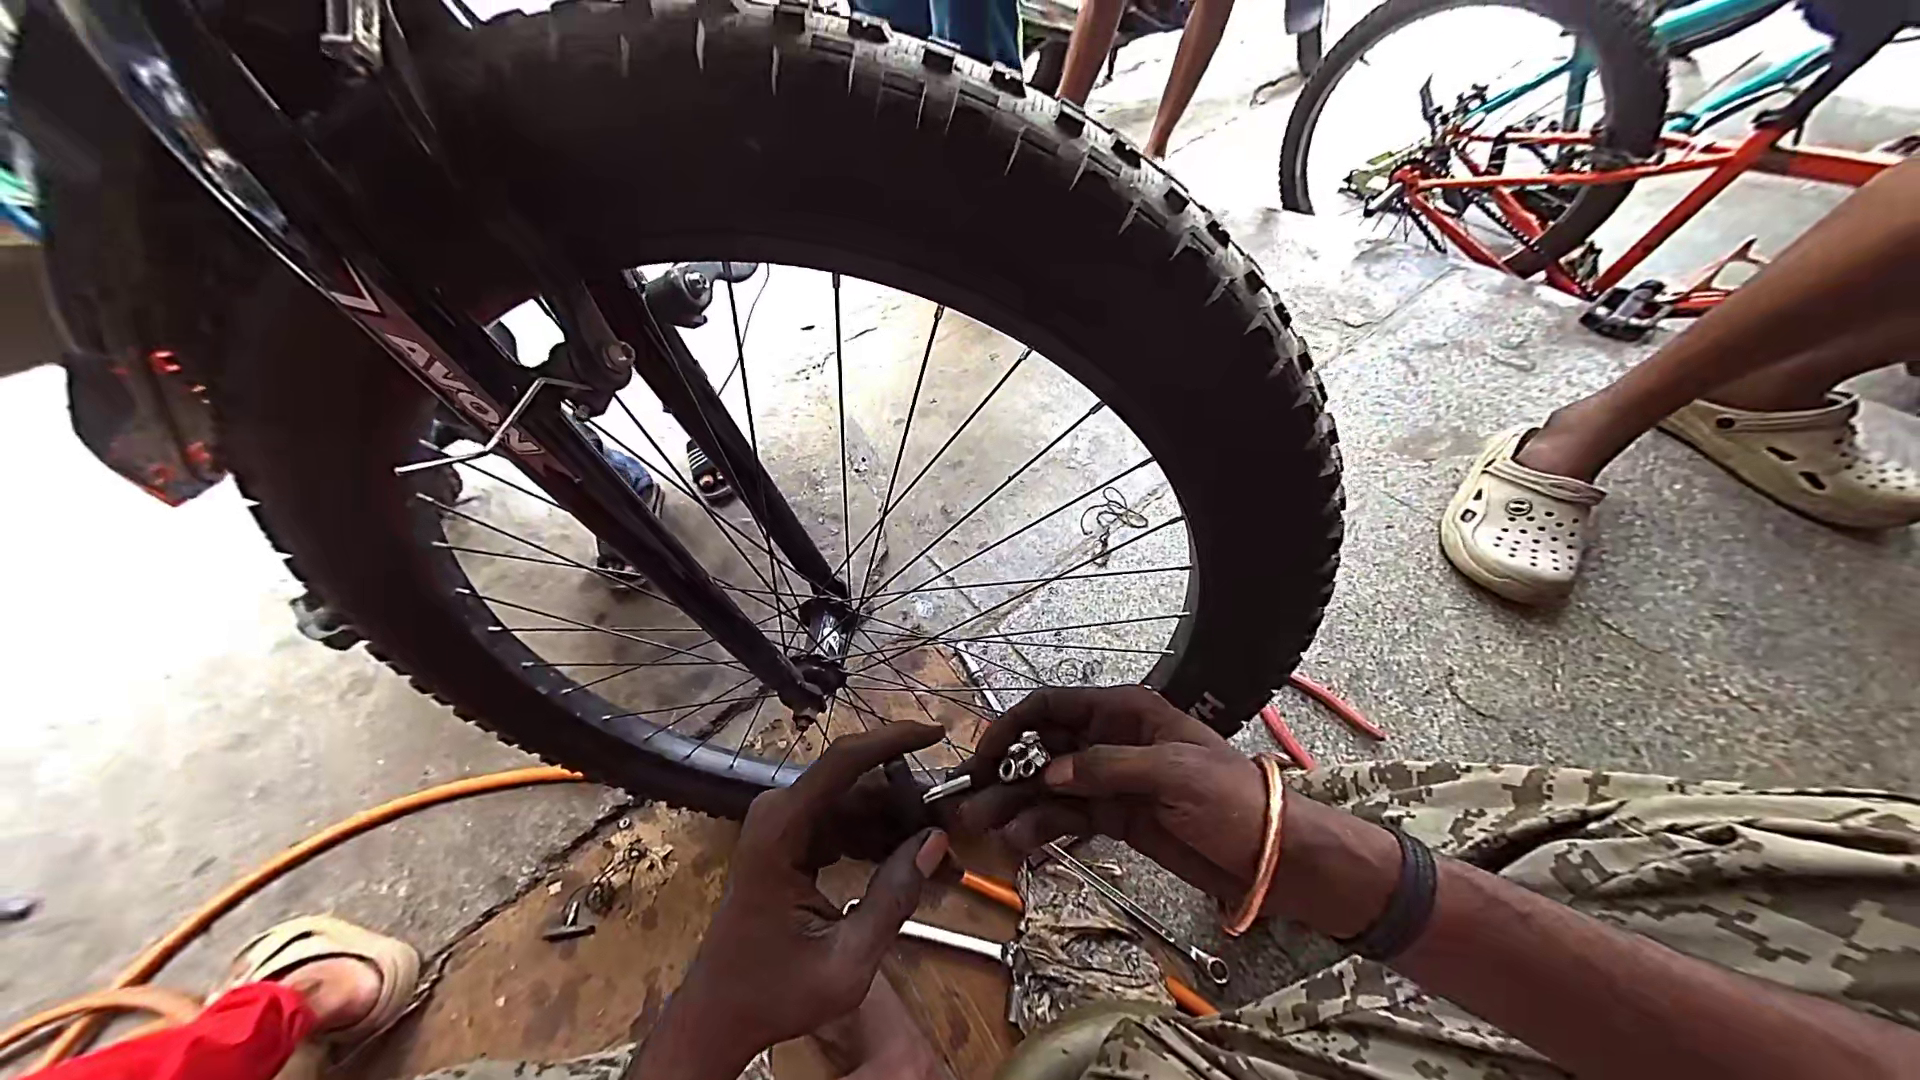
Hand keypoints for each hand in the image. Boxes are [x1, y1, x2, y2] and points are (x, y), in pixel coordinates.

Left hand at [631, 723, 951, 1079]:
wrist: (720, 1015)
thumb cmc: (771, 994)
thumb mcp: (845, 961)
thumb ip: (893, 900)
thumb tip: (936, 841)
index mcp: (780, 829)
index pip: (844, 761)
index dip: (894, 739)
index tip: (937, 733)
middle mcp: (781, 812)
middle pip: (860, 785)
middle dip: (910, 803)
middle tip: (956, 828)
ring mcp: (788, 823)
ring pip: (860, 804)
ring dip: (901, 827)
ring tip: (944, 858)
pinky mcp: (797, 838)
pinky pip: (850, 825)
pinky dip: (883, 842)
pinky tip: (914, 865)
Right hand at [954, 685, 1266, 903]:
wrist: (1273, 857)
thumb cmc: (1230, 797)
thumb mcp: (1172, 771)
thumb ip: (1106, 767)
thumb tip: (1049, 773)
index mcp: (1123, 712)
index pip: (1053, 707)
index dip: (1013, 725)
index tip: (985, 754)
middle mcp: (1108, 741)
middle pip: (1042, 748)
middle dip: (1007, 773)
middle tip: (973, 802)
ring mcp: (1109, 781)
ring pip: (1050, 788)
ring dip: (1017, 805)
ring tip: (988, 829)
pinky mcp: (1114, 817)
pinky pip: (1069, 818)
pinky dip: (1043, 828)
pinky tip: (1021, 843)